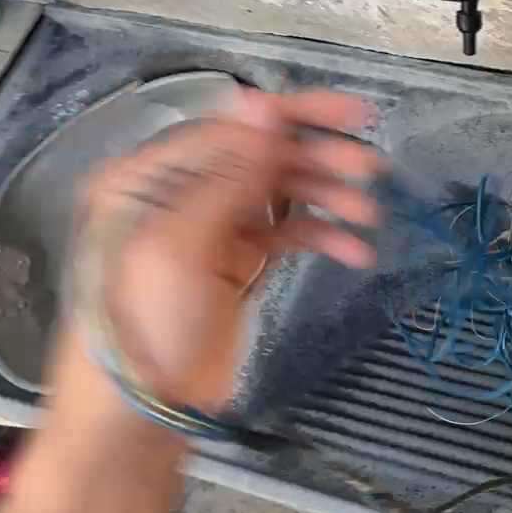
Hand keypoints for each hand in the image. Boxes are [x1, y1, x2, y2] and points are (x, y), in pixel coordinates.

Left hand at [68, 86, 379, 409]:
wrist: (141, 406)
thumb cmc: (143, 323)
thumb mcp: (180, 244)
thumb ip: (226, 173)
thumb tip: (263, 106)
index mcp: (154, 177)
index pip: (237, 127)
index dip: (296, 116)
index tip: (352, 113)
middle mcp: (186, 191)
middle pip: (267, 155)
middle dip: (321, 157)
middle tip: (371, 165)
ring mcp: (216, 225)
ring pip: (286, 191)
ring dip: (330, 197)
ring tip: (368, 214)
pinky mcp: (241, 257)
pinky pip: (292, 231)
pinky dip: (324, 235)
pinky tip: (354, 249)